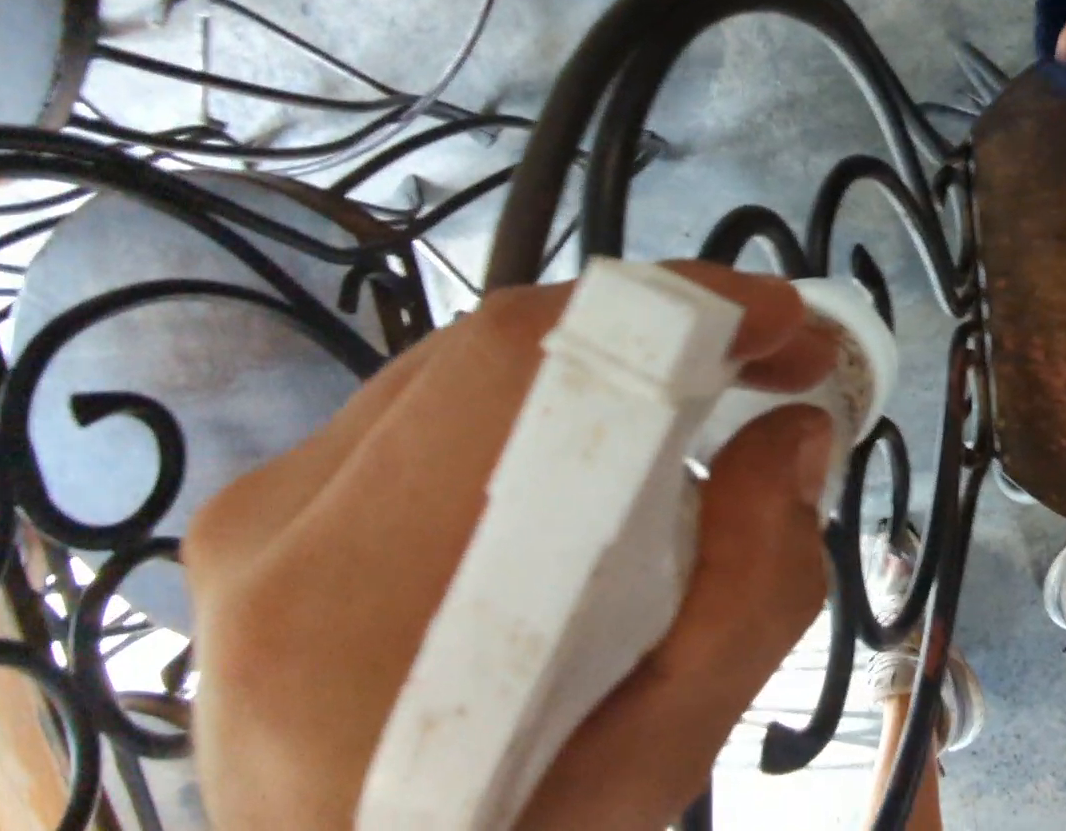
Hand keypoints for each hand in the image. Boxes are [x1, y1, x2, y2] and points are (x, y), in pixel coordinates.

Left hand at [183, 262, 838, 828]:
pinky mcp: (281, 499)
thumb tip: (797, 431)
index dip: (669, 312)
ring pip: (482, 360)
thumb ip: (754, 592)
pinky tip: (625, 423)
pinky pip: (451, 393)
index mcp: (362, 611)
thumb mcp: (667, 754)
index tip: (784, 320)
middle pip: (507, 349)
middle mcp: (286, 530)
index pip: (520, 376)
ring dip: (621, 350)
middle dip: (669, 323)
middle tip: (778, 351)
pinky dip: (563, 383)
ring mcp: (268, 506)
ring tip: (719, 382)